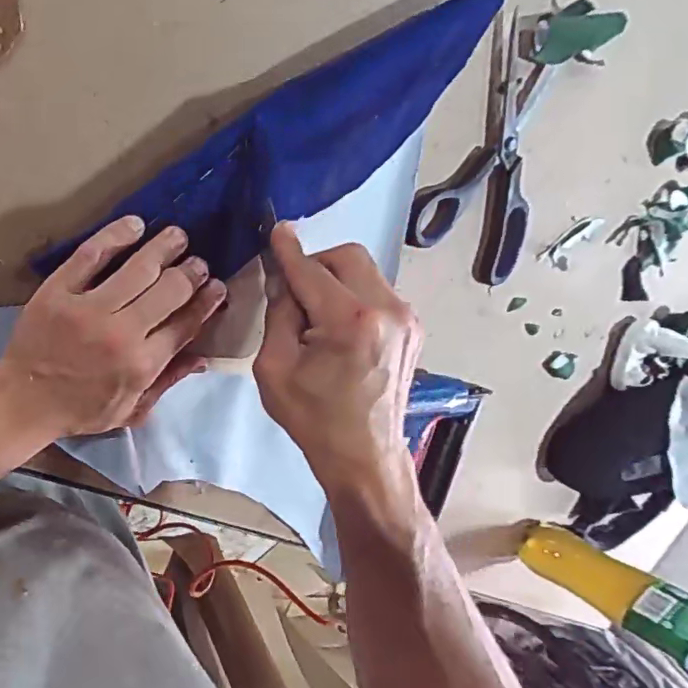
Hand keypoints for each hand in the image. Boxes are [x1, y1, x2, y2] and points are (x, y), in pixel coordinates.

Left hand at [0, 216, 226, 438]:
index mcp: (141, 364)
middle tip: (197, 263)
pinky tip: (135, 225)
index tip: (215, 287)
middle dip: (192, 272)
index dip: (207, 301)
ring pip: (139, 267)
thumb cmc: (79, 410)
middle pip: (170, 289)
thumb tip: (202, 358)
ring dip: (165, 247)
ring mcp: (88, 308)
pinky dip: (116, 235)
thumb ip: (166, 382)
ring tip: (177, 236)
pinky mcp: (59, 291)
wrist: (23, 401)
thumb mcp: (130, 410)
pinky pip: (91, 255)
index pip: (186, 323)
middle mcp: (121, 333)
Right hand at [254, 223, 422, 496]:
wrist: (365, 456)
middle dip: (316, 263)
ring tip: (316, 317)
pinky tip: (338, 328)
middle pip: (347, 257)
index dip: (289, 251)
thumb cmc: (313, 418)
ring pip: (365, 271)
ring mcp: (407, 318)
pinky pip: (377, 292)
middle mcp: (388, 310)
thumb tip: (284, 280)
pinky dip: (353, 296)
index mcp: (350, 322)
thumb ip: (279, 314)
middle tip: (294, 290)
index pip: (312, 270)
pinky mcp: (413, 328)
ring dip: (335, 280)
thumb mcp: (274, 368)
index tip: (276, 230)